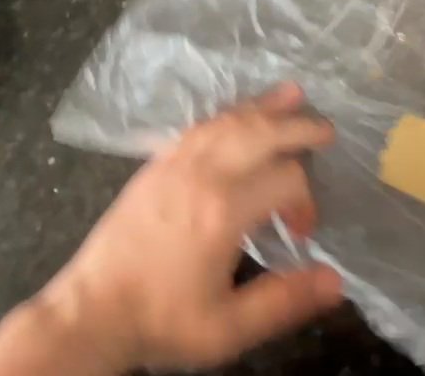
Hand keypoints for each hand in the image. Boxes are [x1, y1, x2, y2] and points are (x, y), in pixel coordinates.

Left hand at [0, 84, 344, 375]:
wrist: (90, 313)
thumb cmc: (160, 321)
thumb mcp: (225, 329)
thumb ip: (282, 302)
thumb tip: (334, 281)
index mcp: (224, 211)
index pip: (285, 180)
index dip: (305, 200)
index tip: (300, 230)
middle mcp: (204, 174)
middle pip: (262, 132)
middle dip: (299, 127)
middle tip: (326, 130)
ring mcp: (177, 162)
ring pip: (231, 120)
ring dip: (265, 106)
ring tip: (293, 94)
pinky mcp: (157, 163)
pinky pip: (202, 124)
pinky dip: (229, 112)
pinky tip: (240, 112)